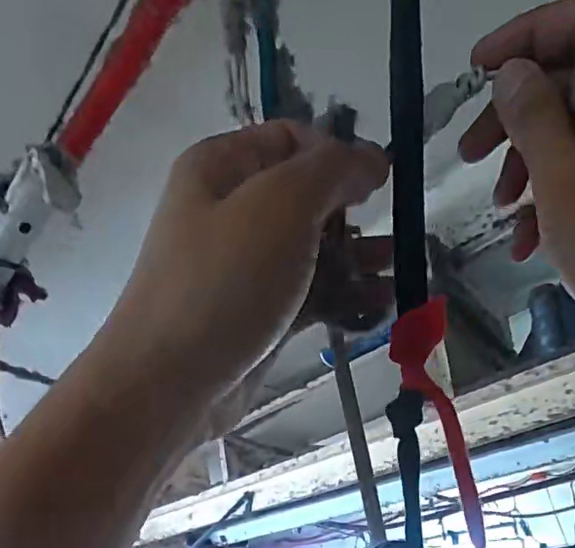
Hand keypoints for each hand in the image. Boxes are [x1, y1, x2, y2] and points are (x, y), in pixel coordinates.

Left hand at [104, 122, 388, 389]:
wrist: (174, 379)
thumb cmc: (225, 283)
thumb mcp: (280, 206)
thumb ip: (331, 172)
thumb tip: (370, 159)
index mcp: (223, 168)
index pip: (290, 140)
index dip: (338, 155)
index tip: (379, 185)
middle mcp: (233, 214)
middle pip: (308, 201)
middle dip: (355, 217)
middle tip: (397, 237)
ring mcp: (248, 271)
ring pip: (314, 255)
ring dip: (359, 263)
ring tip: (401, 276)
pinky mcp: (262, 318)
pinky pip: (311, 299)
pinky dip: (345, 301)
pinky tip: (380, 310)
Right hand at [460, 0, 574, 351]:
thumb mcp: (565, 179)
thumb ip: (532, 115)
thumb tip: (510, 72)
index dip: (526, 38)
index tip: (477, 66)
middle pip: (574, 79)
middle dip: (516, 118)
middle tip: (469, 152)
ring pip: (573, 129)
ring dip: (527, 165)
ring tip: (499, 207)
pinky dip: (551, 197)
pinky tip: (522, 240)